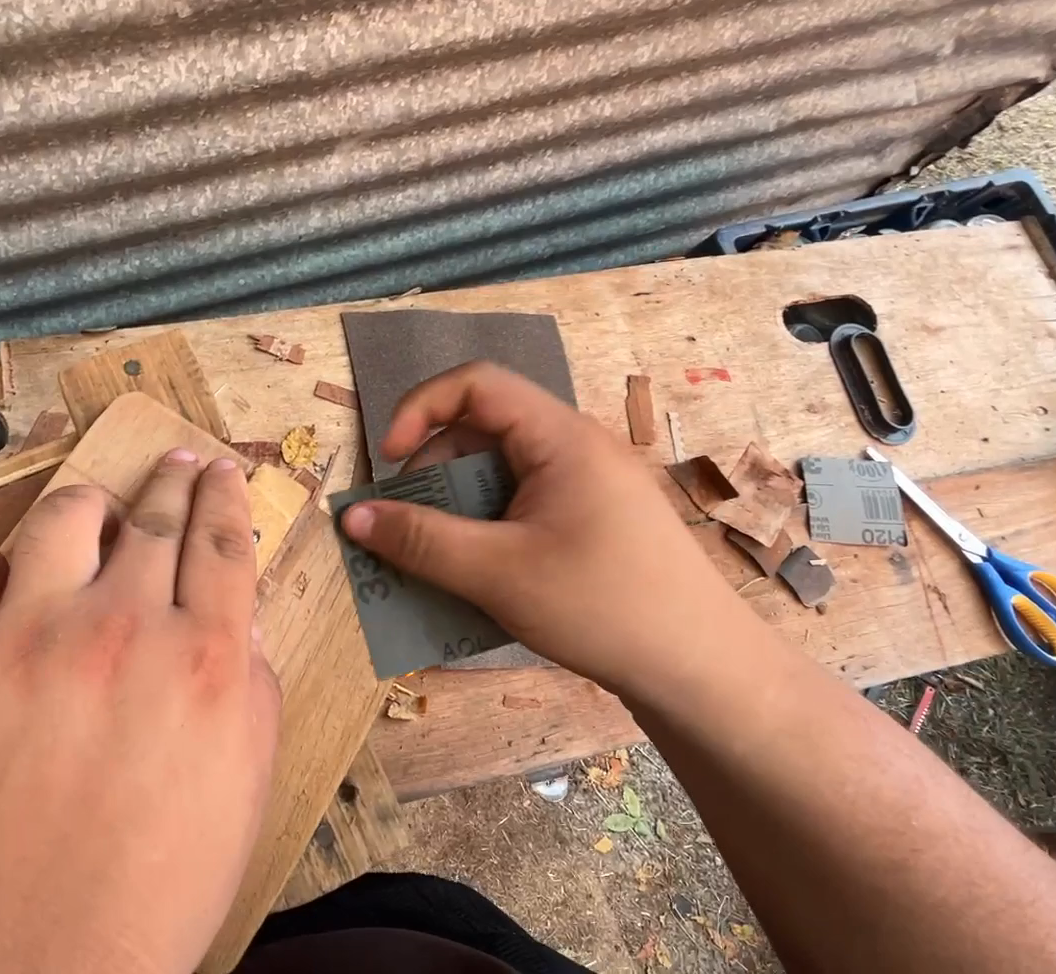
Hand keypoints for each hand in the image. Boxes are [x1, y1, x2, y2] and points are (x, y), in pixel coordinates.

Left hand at [0, 450, 281, 973]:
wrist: (34, 954)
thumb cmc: (157, 881)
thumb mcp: (245, 779)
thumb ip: (251, 680)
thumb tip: (235, 609)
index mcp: (208, 660)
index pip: (224, 542)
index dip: (224, 496)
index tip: (219, 472)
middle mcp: (126, 628)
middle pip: (156, 517)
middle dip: (172, 479)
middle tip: (175, 461)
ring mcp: (34, 634)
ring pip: (65, 515)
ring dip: (88, 505)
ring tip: (96, 512)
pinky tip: (1, 585)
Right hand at [338, 361, 752, 696]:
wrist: (703, 673)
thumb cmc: (604, 607)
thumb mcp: (498, 574)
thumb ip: (420, 541)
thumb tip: (351, 516)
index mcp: (561, 437)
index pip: (476, 384)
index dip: (420, 410)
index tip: (390, 462)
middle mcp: (575, 448)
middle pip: (481, 432)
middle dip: (432, 475)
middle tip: (409, 527)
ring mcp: (586, 485)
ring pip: (498, 474)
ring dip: (455, 509)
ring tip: (437, 559)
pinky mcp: (592, 520)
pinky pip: (520, 505)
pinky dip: (485, 530)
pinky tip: (477, 575)